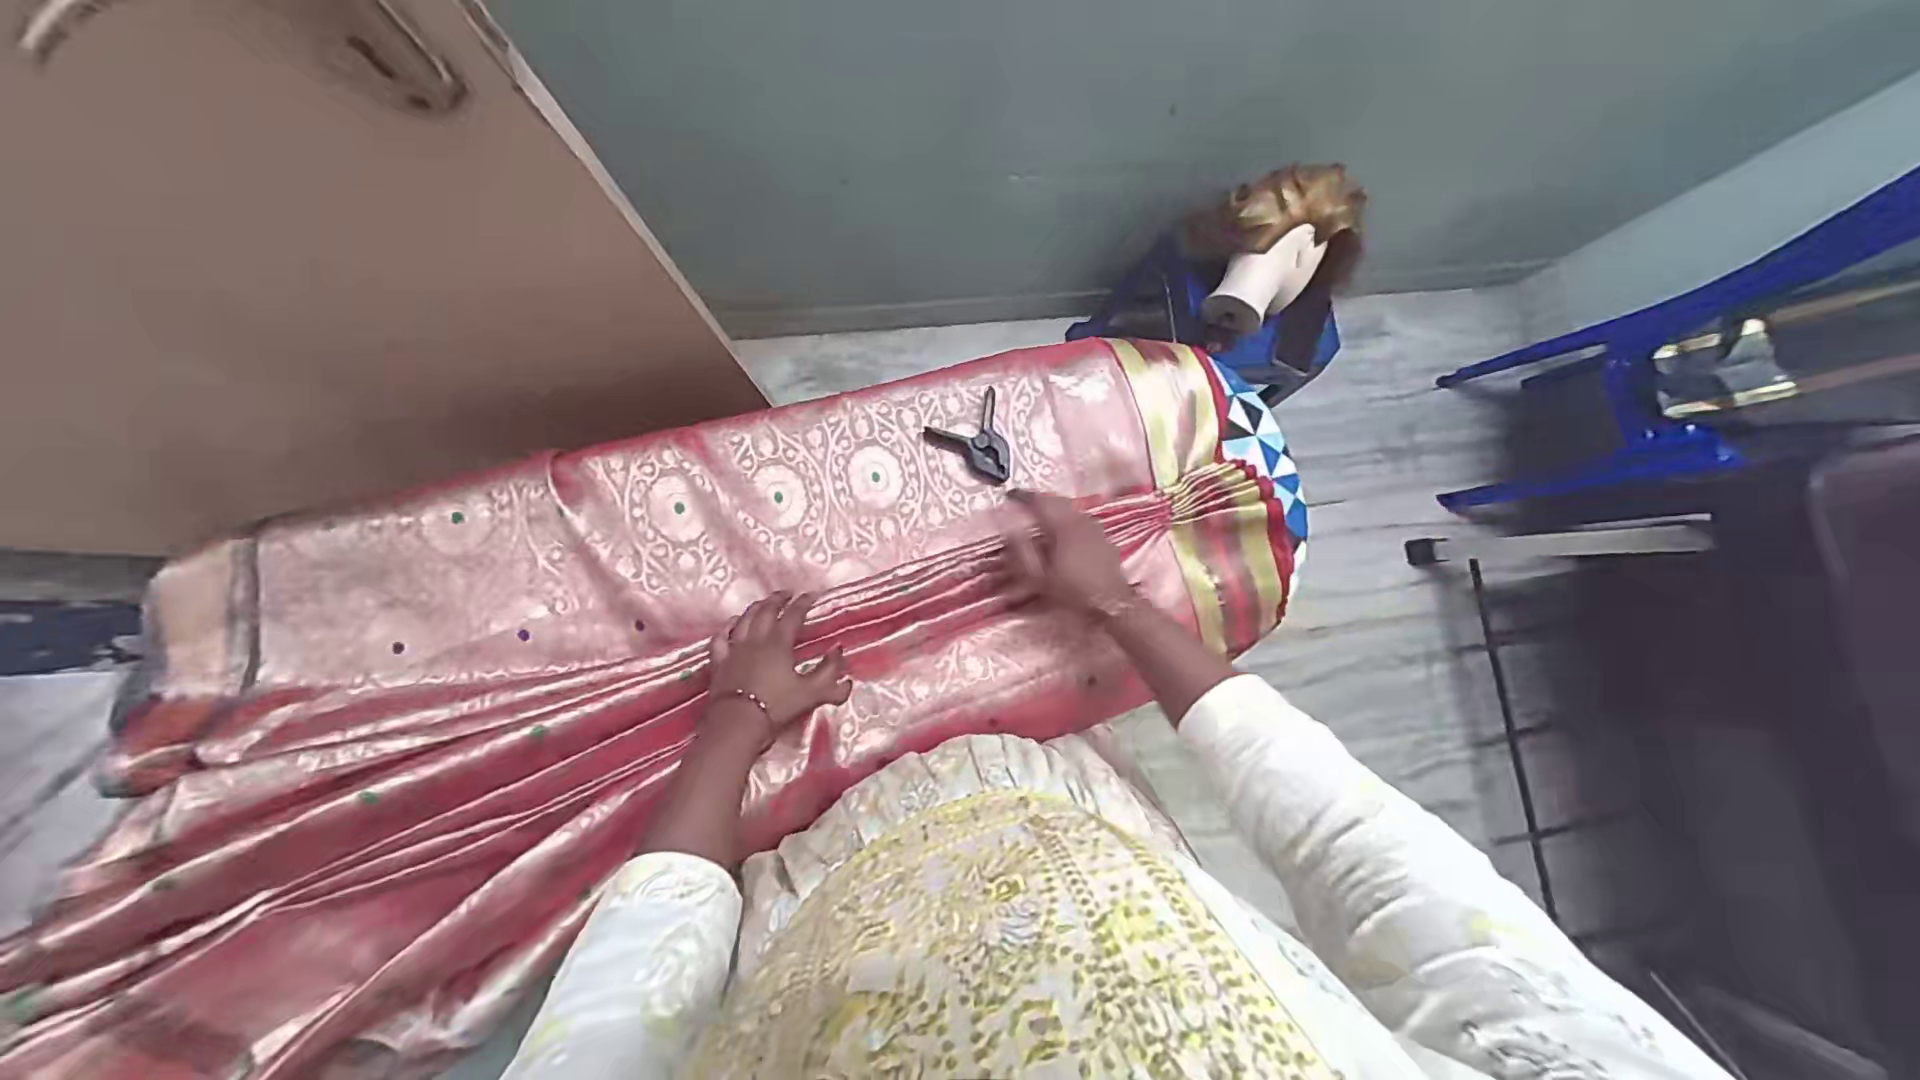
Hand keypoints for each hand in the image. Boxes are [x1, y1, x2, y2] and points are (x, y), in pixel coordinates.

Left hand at [707, 592, 850, 741]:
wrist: (737, 725)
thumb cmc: (777, 707)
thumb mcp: (812, 692)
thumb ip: (830, 672)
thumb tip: (838, 651)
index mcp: (778, 643)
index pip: (793, 615)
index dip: (803, 603)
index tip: (812, 595)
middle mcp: (755, 640)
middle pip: (766, 611)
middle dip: (778, 599)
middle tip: (787, 593)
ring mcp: (734, 650)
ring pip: (743, 620)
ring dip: (755, 608)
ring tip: (762, 603)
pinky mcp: (719, 663)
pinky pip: (720, 639)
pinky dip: (727, 628)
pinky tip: (731, 624)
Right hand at [1002, 490, 1136, 618]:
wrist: (1112, 606)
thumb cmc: (1071, 591)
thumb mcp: (1038, 575)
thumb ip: (1021, 548)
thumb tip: (1008, 524)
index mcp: (1063, 524)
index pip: (1040, 500)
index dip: (1022, 496)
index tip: (1010, 495)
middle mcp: (1082, 520)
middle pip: (1058, 501)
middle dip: (1040, 501)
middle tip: (1025, 505)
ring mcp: (1097, 529)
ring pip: (1072, 511)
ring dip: (1056, 512)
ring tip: (1043, 521)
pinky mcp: (1106, 540)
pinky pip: (1083, 523)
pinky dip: (1069, 524)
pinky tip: (1066, 537)